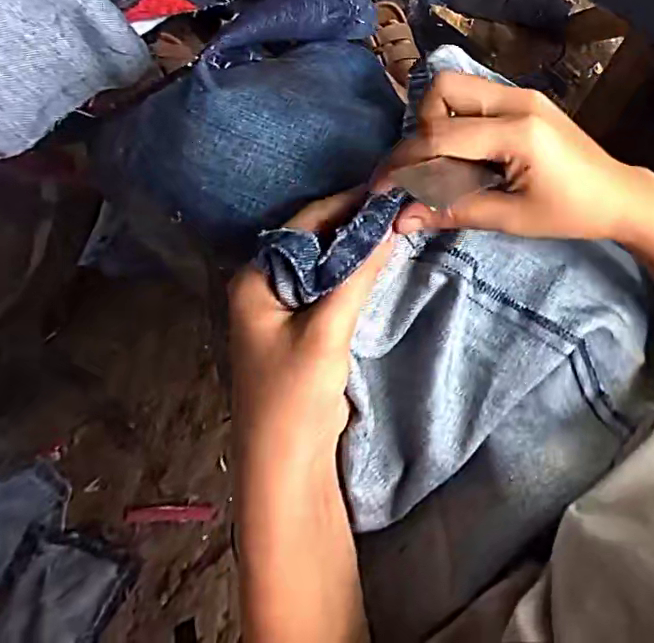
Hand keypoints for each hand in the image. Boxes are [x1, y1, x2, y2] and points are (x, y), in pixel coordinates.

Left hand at [229, 188, 394, 440]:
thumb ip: (356, 275)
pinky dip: (354, 270)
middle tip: (398, 204)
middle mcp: (264, 285)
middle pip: (314, 239)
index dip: (346, 203)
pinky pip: (331, 282)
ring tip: (396, 224)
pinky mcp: (302, 323)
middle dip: (354, 222)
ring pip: (325, 260)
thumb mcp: (328, 329)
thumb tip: (388, 224)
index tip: (388, 188)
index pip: (304, 224)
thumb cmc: (296, 394)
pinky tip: (381, 260)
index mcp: (255, 280)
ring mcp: (283, 305)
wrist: (288, 463)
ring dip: (357, 246)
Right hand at [378, 72, 653, 243]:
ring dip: (439, 120)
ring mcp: (525, 94)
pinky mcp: (528, 98)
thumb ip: (453, 211)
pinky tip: (470, 153)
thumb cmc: (571, 212)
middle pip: (443, 88)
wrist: (619, 194)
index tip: (381, 187)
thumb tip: (399, 219)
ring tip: (447, 162)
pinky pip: (478, 97)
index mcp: (518, 131)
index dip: (403, 163)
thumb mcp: (511, 218)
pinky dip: (460, 120)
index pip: (440, 136)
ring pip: (458, 86)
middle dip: (421, 127)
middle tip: (427, 167)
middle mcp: (518, 100)